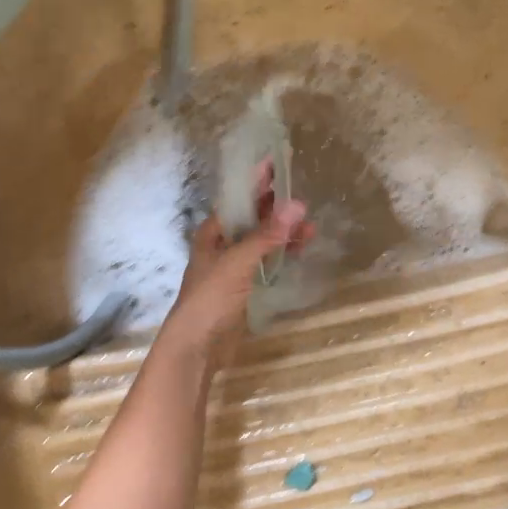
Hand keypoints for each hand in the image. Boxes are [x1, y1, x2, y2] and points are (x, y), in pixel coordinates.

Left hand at [158, 162, 312, 367]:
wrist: (197, 346)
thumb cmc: (210, 299)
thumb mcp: (238, 263)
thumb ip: (267, 236)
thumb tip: (298, 206)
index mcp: (212, 234)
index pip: (238, 200)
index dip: (256, 182)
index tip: (277, 162)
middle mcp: (222, 248)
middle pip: (252, 222)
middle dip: (276, 212)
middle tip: (303, 202)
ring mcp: (233, 270)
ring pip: (262, 245)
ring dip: (283, 237)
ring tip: (310, 231)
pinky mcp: (244, 291)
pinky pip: (266, 267)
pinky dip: (281, 259)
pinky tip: (297, 255)